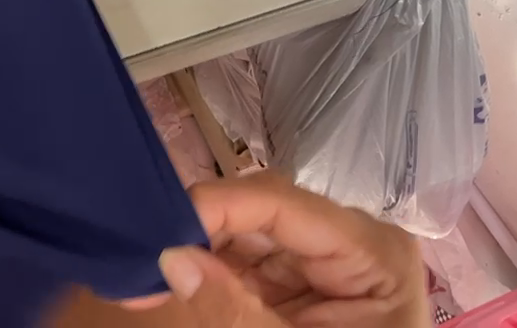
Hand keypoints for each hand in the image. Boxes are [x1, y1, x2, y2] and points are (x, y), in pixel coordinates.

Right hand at [149, 176, 428, 327]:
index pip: (280, 203)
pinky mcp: (303, 283)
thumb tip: (170, 257)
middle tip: (144, 250)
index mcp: (371, 250)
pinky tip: (179, 278)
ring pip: (246, 234)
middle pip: (259, 213)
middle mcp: (348, 240)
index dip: (218, 206)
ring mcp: (325, 261)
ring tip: (150, 272)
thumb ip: (238, 314)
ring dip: (199, 251)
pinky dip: (213, 273)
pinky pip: (248, 264)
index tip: (162, 225)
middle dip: (202, 230)